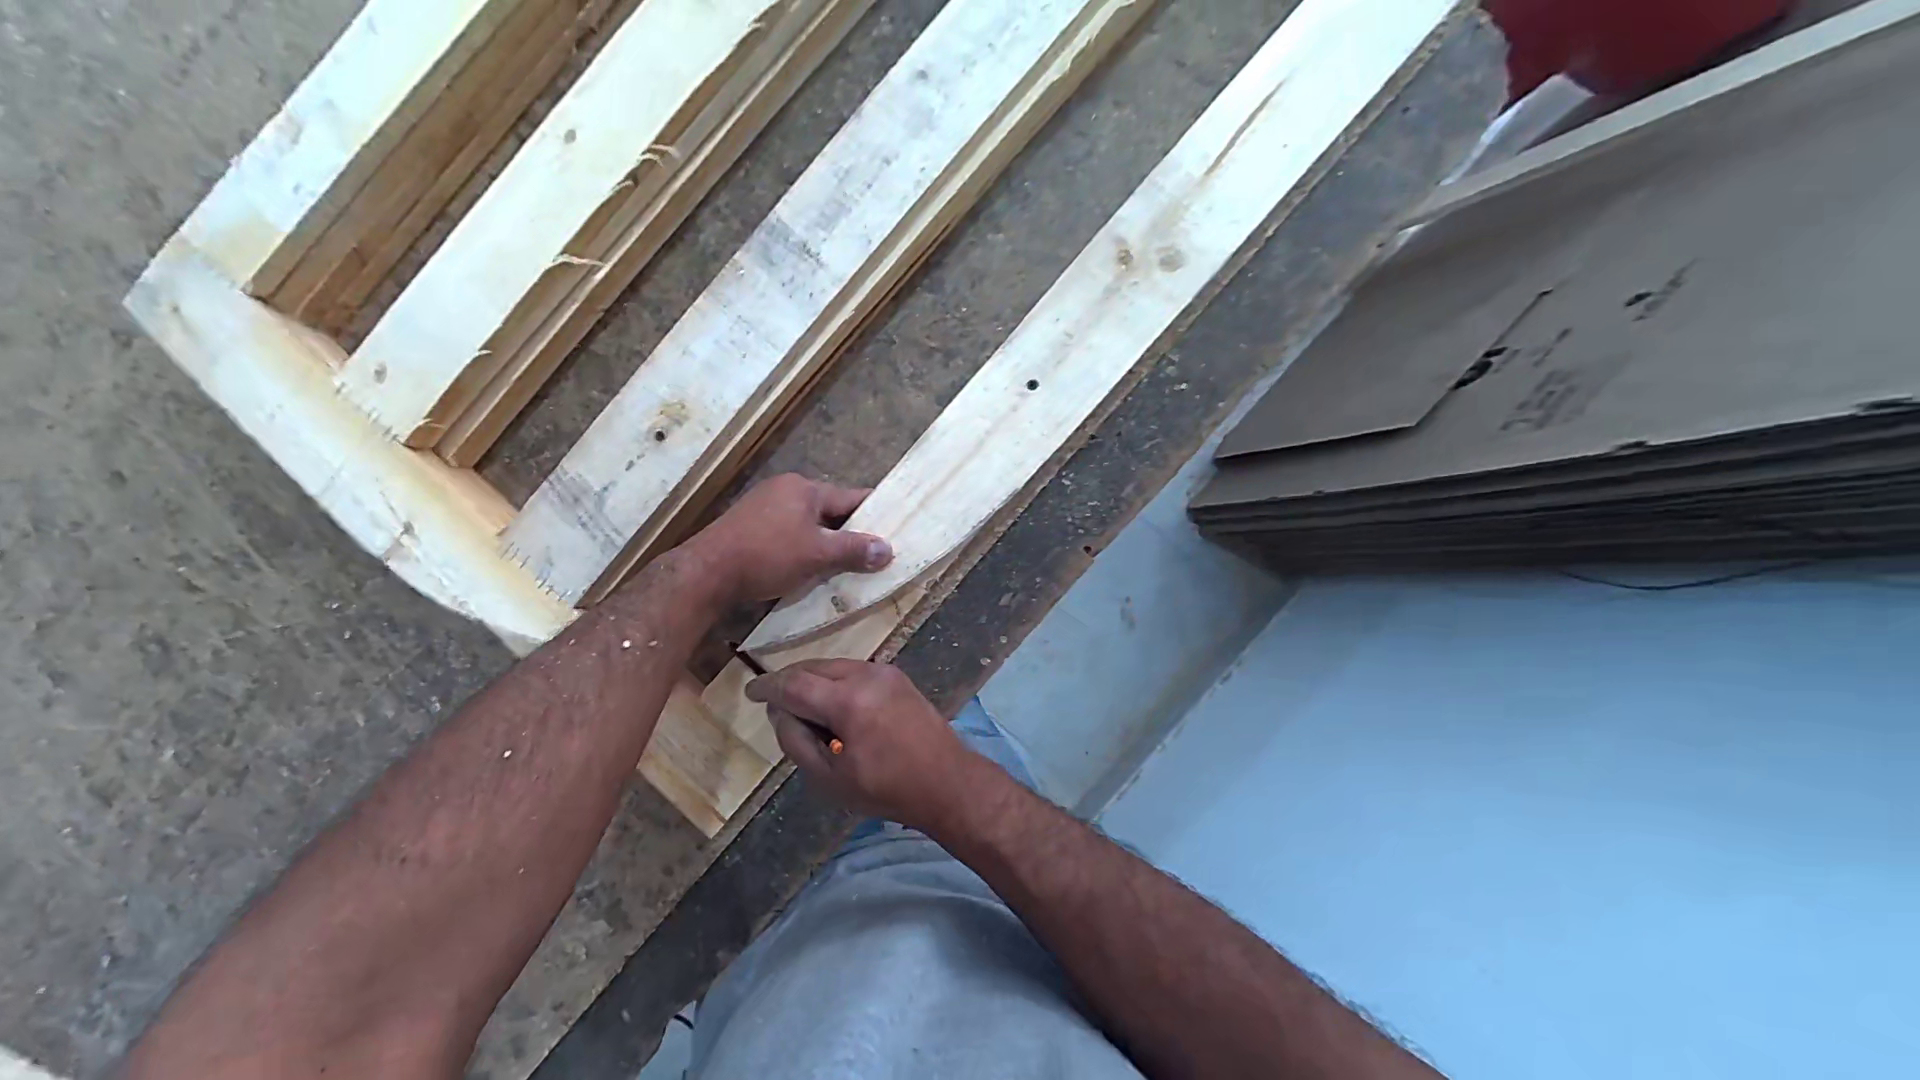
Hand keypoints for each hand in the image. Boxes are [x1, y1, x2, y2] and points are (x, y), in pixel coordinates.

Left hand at [688, 474, 893, 606]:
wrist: (706, 573)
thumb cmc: (767, 556)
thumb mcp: (817, 555)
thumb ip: (854, 549)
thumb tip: (887, 548)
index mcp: (803, 489)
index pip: (851, 497)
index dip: (875, 512)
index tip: (895, 525)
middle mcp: (784, 490)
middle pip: (829, 510)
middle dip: (850, 531)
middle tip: (872, 552)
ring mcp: (764, 507)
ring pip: (808, 523)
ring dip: (826, 541)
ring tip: (845, 563)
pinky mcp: (749, 526)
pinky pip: (789, 532)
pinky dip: (804, 546)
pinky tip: (809, 566)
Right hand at [746, 659, 982, 830]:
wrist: (946, 780)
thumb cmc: (886, 788)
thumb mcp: (829, 778)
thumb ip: (796, 741)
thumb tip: (778, 712)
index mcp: (848, 701)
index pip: (794, 684)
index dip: (768, 687)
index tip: (750, 692)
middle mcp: (866, 675)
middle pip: (813, 667)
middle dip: (789, 681)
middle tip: (773, 702)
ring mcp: (885, 672)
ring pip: (834, 665)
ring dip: (813, 680)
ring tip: (804, 709)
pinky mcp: (897, 676)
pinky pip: (854, 670)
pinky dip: (835, 681)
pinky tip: (833, 706)